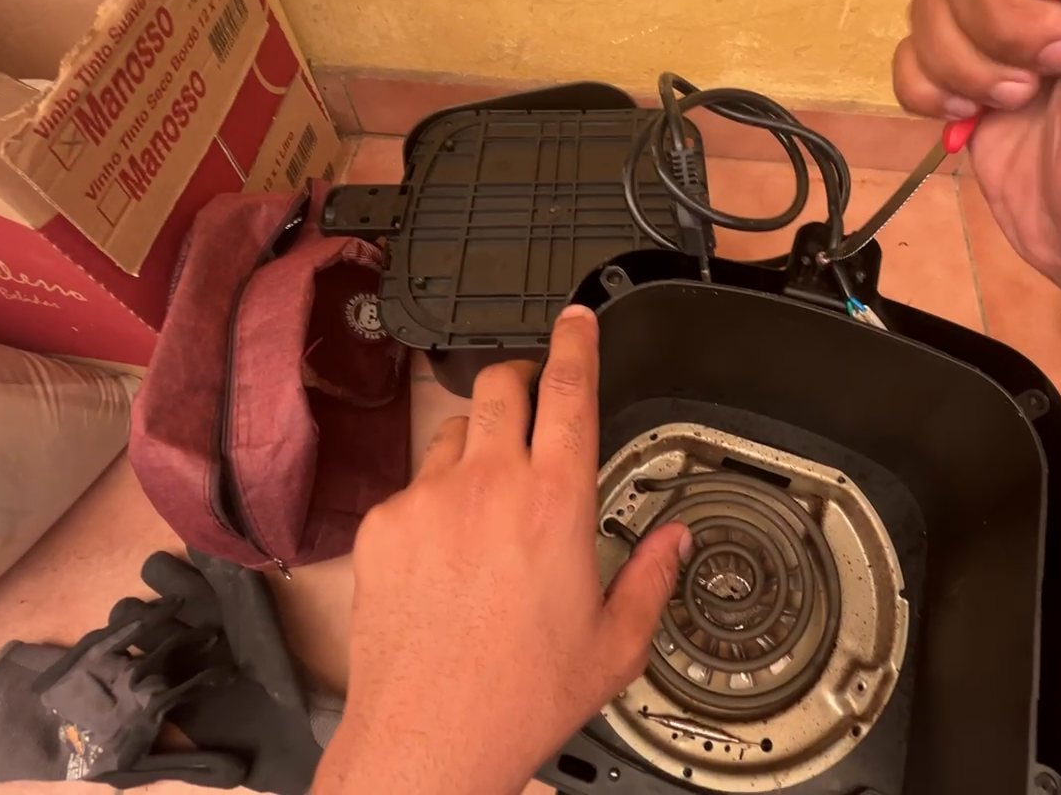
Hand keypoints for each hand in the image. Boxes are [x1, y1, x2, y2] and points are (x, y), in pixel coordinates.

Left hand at [318, 306, 689, 794]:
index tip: (577, 318)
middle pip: (500, 385)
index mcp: (555, 501)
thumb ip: (653, 576)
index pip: (569, 390)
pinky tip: (446, 548)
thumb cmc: (520, 695)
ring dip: (478, 441)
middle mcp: (490, 486)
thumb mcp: (614, 643)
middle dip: (520, 379)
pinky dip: (436, 496)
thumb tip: (676, 539)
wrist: (426, 743)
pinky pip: (413, 483)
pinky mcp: (383, 525)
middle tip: (533, 404)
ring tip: (489, 494)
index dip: (577, 342)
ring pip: (454, 429)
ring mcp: (429, 500)